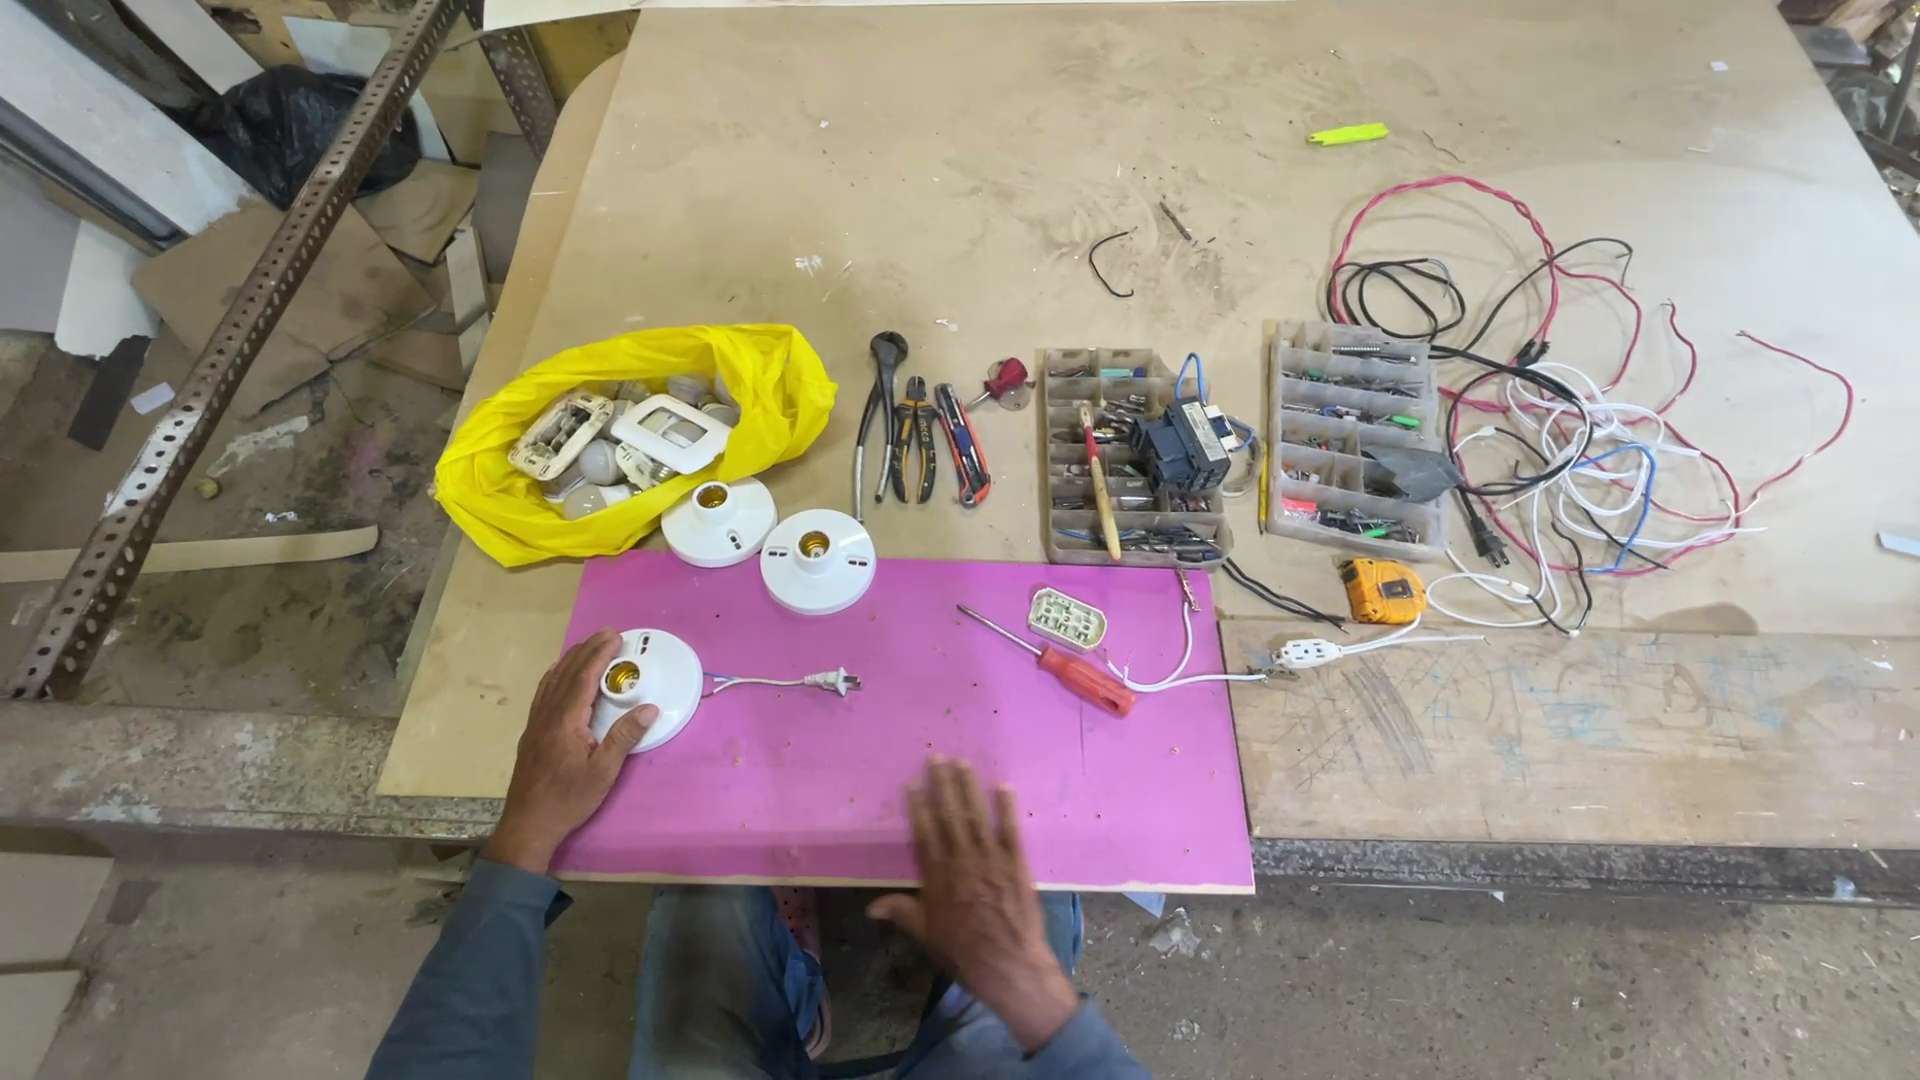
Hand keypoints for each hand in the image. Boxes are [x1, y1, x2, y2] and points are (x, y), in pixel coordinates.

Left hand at [483, 628, 654, 873]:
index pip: (584, 678)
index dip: (600, 655)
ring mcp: (536, 723)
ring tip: (588, 645)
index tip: (615, 637)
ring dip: (571, 659)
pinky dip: (555, 675)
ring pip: (552, 681)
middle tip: (608, 633)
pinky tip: (559, 674)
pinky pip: (543, 693)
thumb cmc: (569, 799)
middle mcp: (547, 716)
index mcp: (565, 721)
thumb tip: (649, 708)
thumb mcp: (604, 771)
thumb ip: (624, 737)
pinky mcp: (532, 733)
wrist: (528, 825)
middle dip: (587, 650)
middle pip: (566, 673)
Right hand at [868, 756, 1078, 1052]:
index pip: (925, 833)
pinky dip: (1007, 807)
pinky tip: (1003, 786)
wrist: (1009, 965)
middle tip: (937, 757)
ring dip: (969, 787)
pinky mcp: (1017, 863)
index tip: (913, 782)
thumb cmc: (964, 951)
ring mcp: (991, 859)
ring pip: (977, 815)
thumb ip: (901, 912)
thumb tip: (870, 905)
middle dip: (943, 784)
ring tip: (963, 762)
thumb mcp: (926, 934)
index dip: (919, 806)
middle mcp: (962, 860)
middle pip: (950, 815)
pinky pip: (1010, 830)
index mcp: (939, 875)